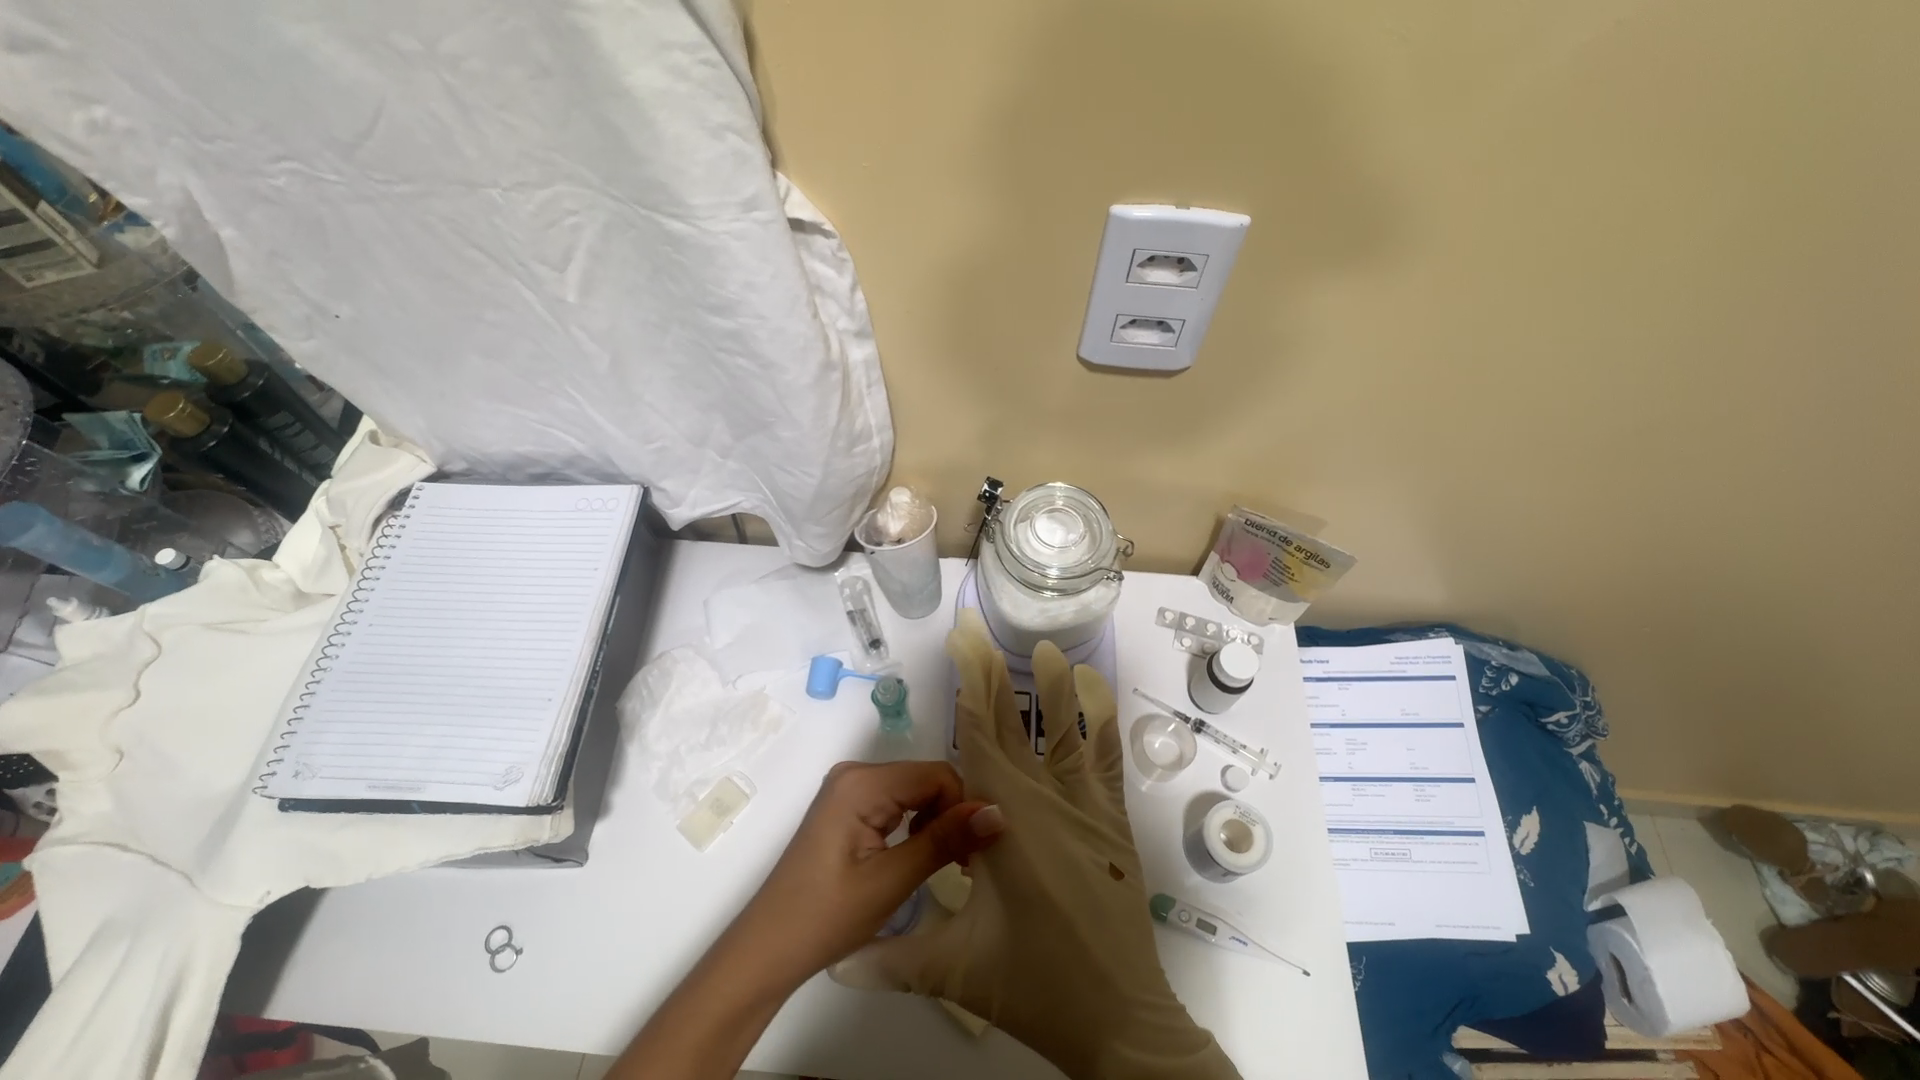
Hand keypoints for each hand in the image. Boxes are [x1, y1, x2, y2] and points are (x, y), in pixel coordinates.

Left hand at [727, 759, 1004, 992]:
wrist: (769, 949)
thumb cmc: (827, 916)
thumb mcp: (892, 880)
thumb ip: (945, 840)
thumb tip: (998, 812)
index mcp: (862, 782)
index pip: (937, 775)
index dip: (964, 809)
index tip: (976, 855)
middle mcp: (855, 774)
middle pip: (926, 780)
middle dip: (953, 816)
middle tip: (966, 866)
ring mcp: (848, 791)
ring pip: (915, 793)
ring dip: (937, 824)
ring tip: (948, 866)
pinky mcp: (846, 810)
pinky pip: (896, 804)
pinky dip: (916, 827)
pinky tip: (920, 857)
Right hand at [831, 612, 1240, 1079]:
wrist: (1117, 1016)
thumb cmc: (1031, 984)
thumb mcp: (953, 969)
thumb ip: (890, 958)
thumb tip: (835, 963)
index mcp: (1003, 823)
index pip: (979, 739)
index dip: (969, 685)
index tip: (963, 641)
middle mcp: (1044, 802)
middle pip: (1014, 726)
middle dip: (993, 676)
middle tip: (979, 631)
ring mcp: (1085, 811)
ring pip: (1068, 736)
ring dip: (1056, 691)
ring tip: (1050, 650)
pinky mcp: (1111, 827)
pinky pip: (1107, 765)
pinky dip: (1103, 727)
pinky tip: (1099, 700)